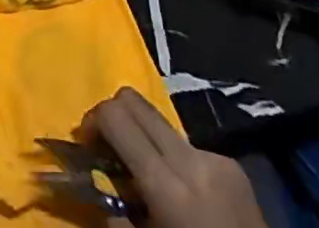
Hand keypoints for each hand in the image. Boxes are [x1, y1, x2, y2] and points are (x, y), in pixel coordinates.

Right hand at [84, 88, 268, 227]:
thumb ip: (116, 217)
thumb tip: (95, 182)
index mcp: (166, 187)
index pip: (118, 118)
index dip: (94, 120)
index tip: (86, 144)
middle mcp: (190, 159)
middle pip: (137, 103)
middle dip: (113, 115)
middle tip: (104, 147)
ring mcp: (216, 157)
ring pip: (163, 126)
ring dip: (145, 142)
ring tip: (148, 184)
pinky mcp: (232, 164)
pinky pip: (189, 148)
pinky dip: (174, 162)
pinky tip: (184, 199)